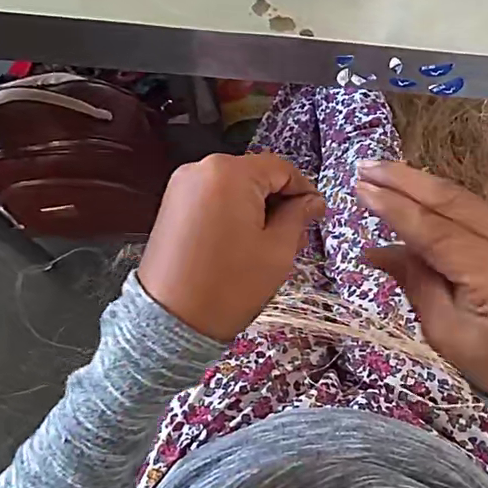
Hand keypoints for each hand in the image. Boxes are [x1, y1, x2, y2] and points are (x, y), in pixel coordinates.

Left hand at [138, 153, 324, 341]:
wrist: (170, 320)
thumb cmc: (226, 286)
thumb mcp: (277, 250)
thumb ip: (298, 216)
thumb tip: (310, 201)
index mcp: (228, 173)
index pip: (280, 168)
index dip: (304, 190)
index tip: (316, 213)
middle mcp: (200, 169)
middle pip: (255, 174)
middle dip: (278, 201)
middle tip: (295, 236)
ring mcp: (181, 186)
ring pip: (233, 186)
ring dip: (254, 208)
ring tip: (268, 244)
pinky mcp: (170, 205)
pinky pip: (211, 197)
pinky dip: (230, 213)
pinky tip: (241, 242)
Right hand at [355, 160, 487, 400]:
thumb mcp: (444, 330)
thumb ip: (413, 280)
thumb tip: (372, 250)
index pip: (438, 232)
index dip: (396, 209)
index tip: (360, 188)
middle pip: (454, 203)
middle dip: (405, 181)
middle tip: (365, 166)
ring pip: (465, 201)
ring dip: (420, 185)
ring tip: (380, 172)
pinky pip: (478, 211)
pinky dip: (441, 201)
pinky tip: (412, 190)